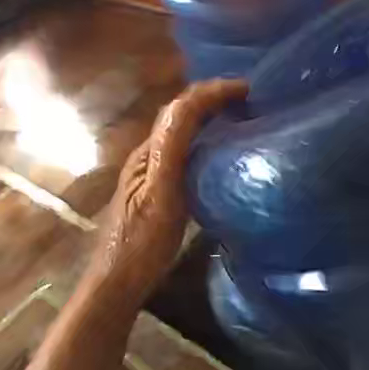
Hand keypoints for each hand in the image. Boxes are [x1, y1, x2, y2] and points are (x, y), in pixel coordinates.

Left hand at [90, 78, 247, 305]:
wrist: (118, 280)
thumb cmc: (141, 246)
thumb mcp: (160, 199)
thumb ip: (171, 153)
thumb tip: (188, 107)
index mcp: (150, 154)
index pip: (182, 108)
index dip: (213, 91)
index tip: (247, 88)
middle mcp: (149, 155)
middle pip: (180, 112)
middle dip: (213, 96)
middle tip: (250, 98)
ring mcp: (152, 170)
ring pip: (182, 128)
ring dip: (209, 113)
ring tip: (242, 114)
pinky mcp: (159, 186)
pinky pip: (185, 147)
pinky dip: (206, 135)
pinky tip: (222, 150)